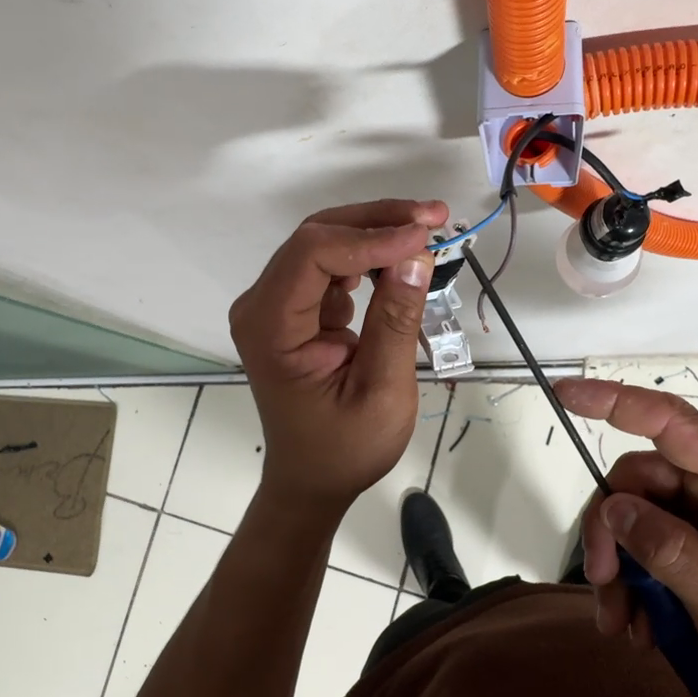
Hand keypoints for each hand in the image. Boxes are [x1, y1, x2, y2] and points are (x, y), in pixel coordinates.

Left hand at [229, 200, 446, 509]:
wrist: (312, 480)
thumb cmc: (345, 449)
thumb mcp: (381, 391)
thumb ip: (395, 321)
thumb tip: (416, 255)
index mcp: (271, 328)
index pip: (313, 254)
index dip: (371, 237)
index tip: (425, 237)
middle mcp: (262, 305)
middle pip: (316, 237)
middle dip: (376, 221)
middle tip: (435, 216)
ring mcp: (276, 306)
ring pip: (324, 244)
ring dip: (375, 232)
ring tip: (427, 230)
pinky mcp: (296, 310)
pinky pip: (331, 266)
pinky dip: (369, 256)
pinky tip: (402, 258)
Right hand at [556, 378, 697, 696]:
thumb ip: (675, 554)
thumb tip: (614, 509)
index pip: (673, 423)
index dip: (615, 402)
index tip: (565, 394)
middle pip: (640, 477)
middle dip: (610, 531)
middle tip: (604, 587)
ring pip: (635, 510)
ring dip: (619, 565)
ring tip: (623, 623)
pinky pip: (647, 538)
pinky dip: (633, 578)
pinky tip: (640, 622)